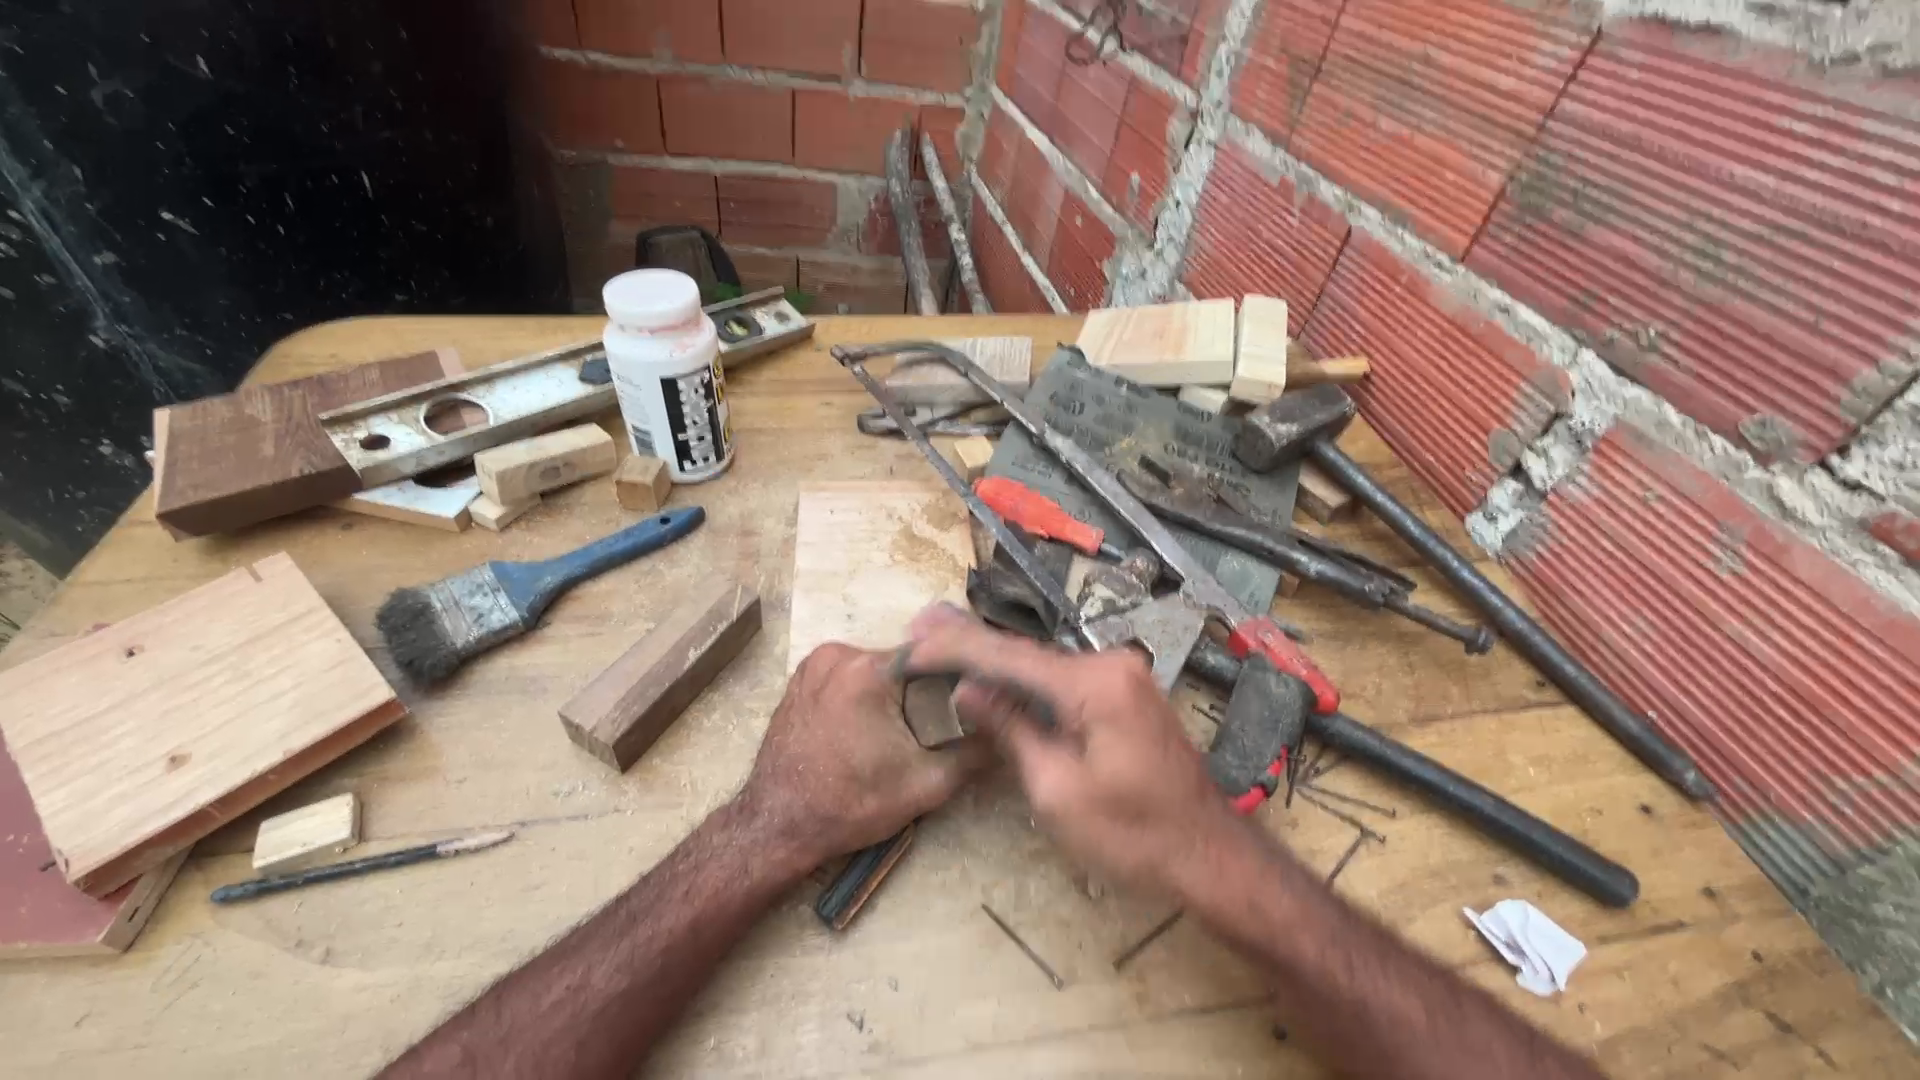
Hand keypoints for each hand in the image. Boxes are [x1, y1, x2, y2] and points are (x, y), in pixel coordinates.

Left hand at [737, 643, 990, 868]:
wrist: (779, 826)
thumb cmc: (850, 805)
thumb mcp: (924, 784)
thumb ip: (974, 753)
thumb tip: (1008, 733)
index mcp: (868, 670)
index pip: (934, 655)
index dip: (959, 676)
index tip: (975, 699)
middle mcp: (838, 653)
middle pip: (904, 660)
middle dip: (925, 687)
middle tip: (942, 723)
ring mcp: (814, 664)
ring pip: (877, 667)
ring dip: (896, 691)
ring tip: (908, 727)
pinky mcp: (801, 679)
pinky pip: (850, 675)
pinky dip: (867, 693)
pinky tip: (873, 725)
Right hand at [902, 605, 1243, 898]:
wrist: (1210, 854)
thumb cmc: (1134, 835)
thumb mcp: (1057, 790)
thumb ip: (1011, 730)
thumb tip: (969, 689)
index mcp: (1095, 682)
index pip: (1010, 657)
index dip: (957, 648)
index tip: (913, 639)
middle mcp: (1111, 664)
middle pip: (1026, 652)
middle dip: (970, 642)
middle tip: (919, 625)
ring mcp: (1123, 677)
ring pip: (1043, 665)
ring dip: (994, 658)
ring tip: (941, 637)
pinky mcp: (1125, 694)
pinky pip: (1064, 679)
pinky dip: (1025, 678)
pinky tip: (992, 669)